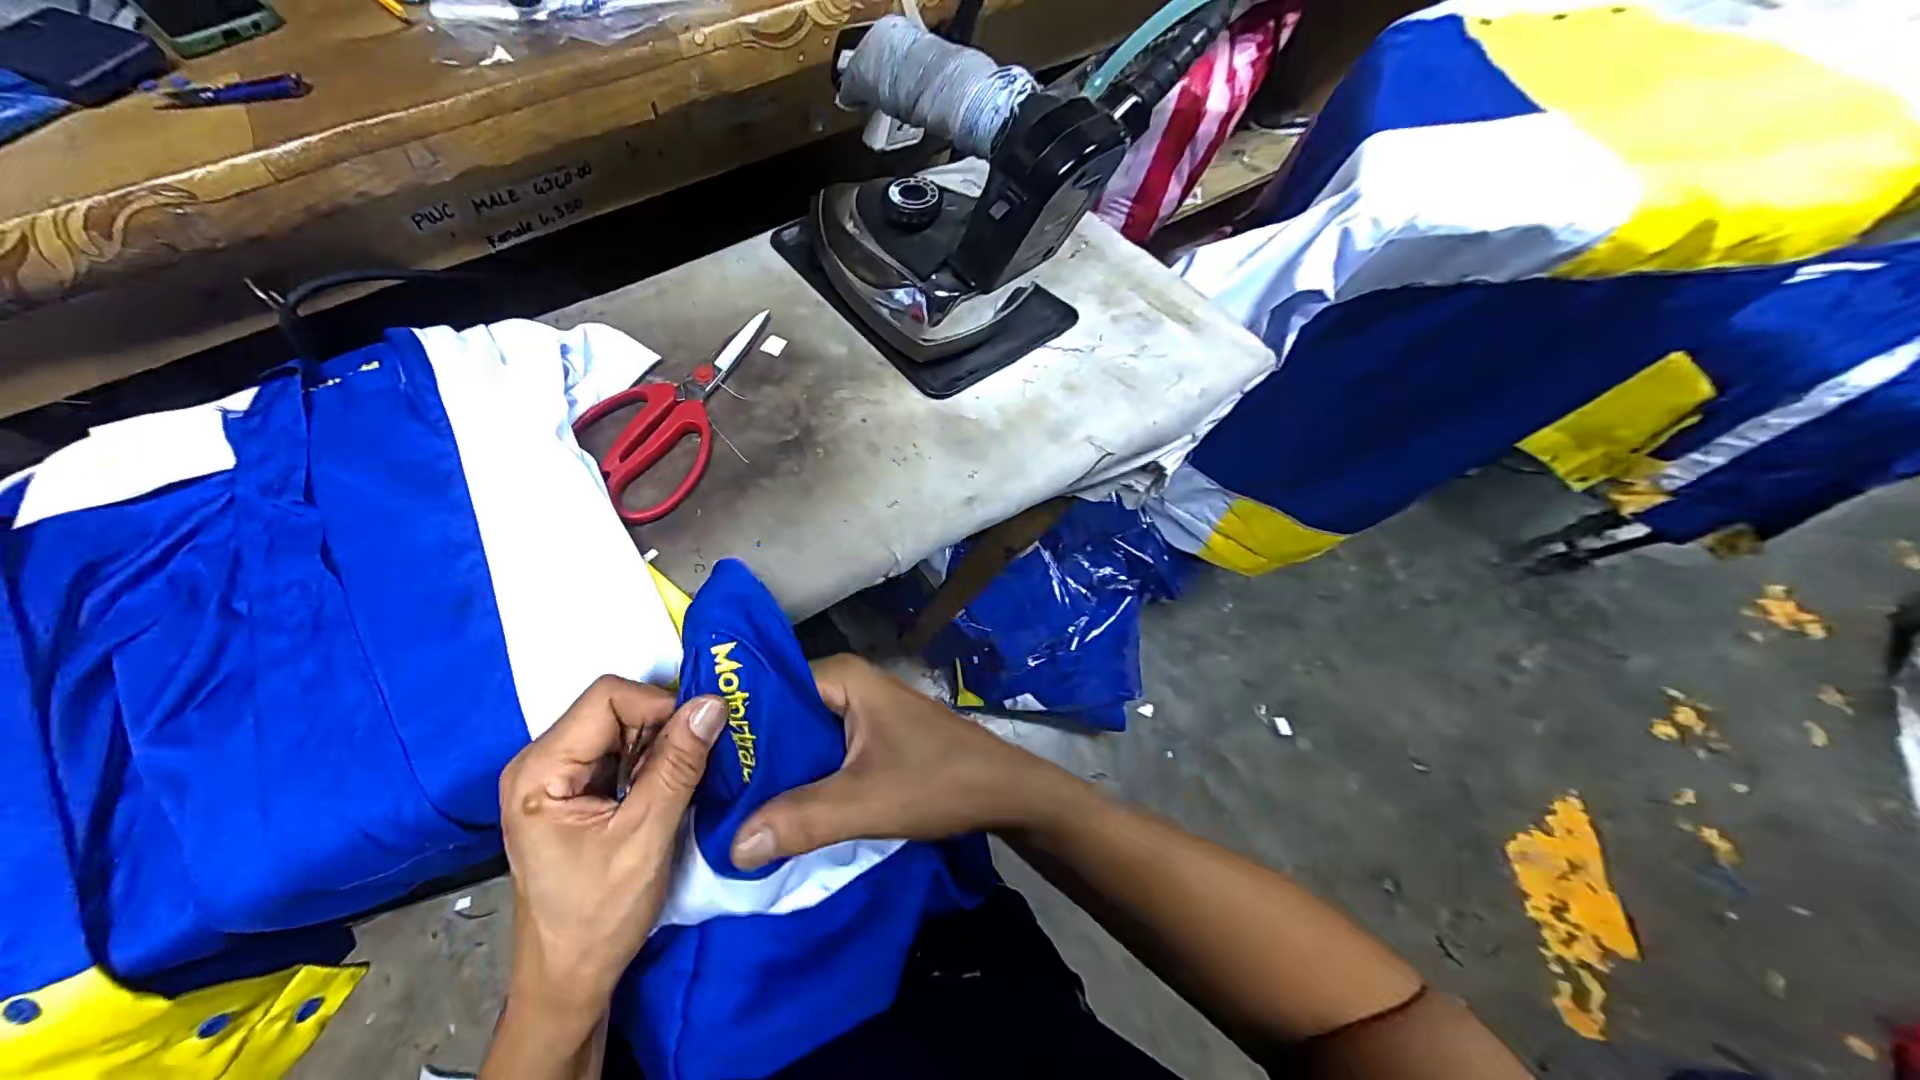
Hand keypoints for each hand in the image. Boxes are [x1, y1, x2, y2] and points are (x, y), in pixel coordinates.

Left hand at [497, 676, 725, 1024]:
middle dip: (664, 727)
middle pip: (616, 708)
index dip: (658, 706)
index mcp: (540, 769)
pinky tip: (672, 785)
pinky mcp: (579, 788)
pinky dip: (656, 760)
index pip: (607, 698)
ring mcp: (560, 774)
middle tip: (697, 761)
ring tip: (687, 777)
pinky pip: (626, 751)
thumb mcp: (645, 838)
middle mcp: (543, 761)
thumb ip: (677, 765)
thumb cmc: (597, 916)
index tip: (699, 735)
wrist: (570, 977)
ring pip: (626, 727)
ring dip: (664, 745)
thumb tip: (713, 703)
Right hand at [730, 655, 1080, 870]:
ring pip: (802, 735)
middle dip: (750, 753)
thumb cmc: (938, 782)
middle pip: (782, 713)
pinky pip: (823, 749)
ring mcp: (863, 708)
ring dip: (776, 769)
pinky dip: (803, 775)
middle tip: (708, 793)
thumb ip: (798, 820)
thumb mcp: (864, 803)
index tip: (697, 764)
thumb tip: (730, 845)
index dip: (732, 726)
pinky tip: (779, 807)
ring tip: (732, 805)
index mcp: (843, 676)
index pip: (767, 688)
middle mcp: (849, 682)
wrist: (1005, 791)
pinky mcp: (872, 734)